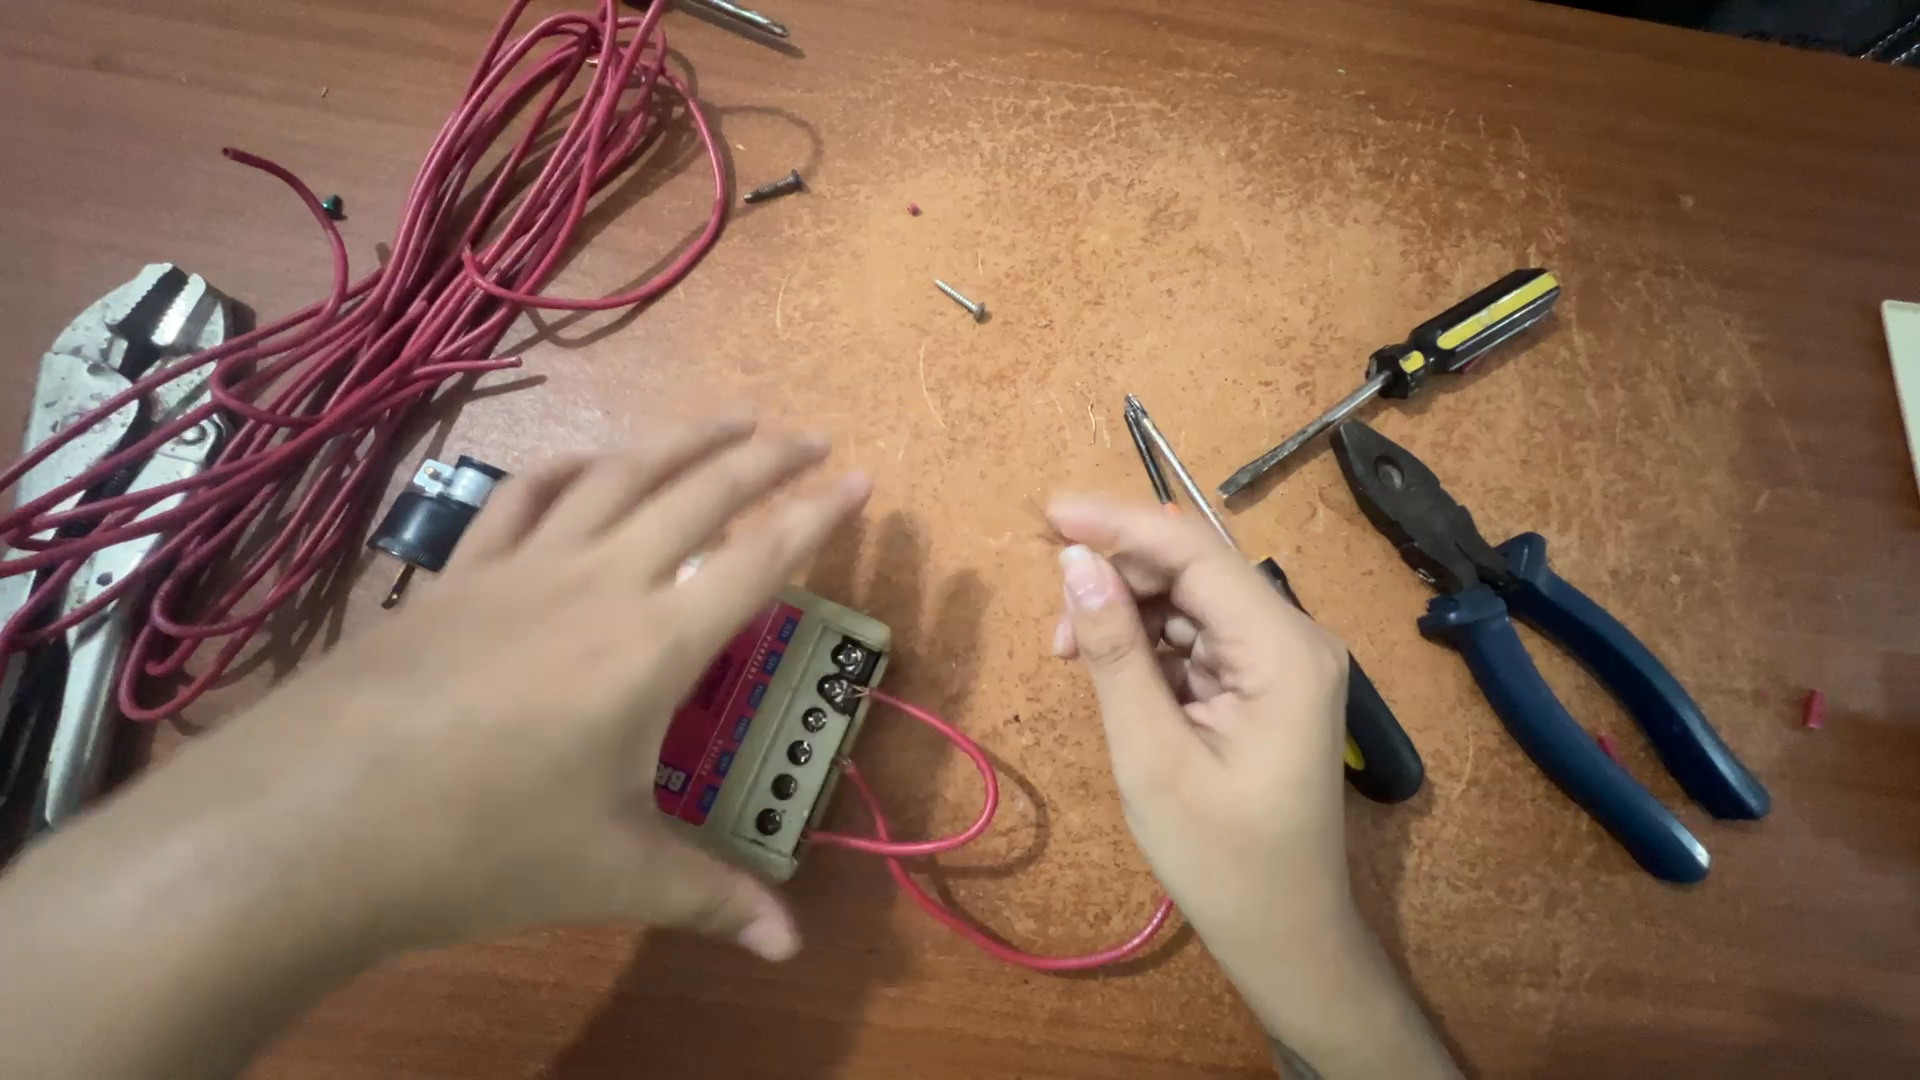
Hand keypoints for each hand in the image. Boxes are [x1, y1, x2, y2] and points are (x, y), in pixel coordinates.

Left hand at [139, 417, 870, 960]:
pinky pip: (525, 497)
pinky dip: (570, 468)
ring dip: (684, 441)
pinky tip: (592, 464)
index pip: (759, 562)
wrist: (299, 832)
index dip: (819, 515)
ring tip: (731, 419)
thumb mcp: (614, 875)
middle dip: (767, 459)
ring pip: (620, 475)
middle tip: (812, 436)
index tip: (862, 479)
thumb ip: (712, 898)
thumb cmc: (478, 848)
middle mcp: (599, 584)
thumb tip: (789, 950)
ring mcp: (524, 568)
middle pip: (699, 494)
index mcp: (652, 647)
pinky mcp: (459, 572)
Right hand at [1047, 496, 1458, 1077]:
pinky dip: (1141, 639)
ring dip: (1122, 609)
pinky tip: (1106, 665)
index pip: (1194, 552)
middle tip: (1053, 616)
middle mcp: (1290, 635)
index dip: (1119, 523)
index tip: (1049, 512)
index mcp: (1282, 650)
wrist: (1282, 935)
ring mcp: (1276, 655)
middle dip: (1115, 574)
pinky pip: (1189, 632)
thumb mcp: (1151, 754)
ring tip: (1070, 652)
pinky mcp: (1256, 675)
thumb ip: (1114, 651)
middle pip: (1191, 567)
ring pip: (1184, 596)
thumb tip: (1074, 563)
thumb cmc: (1220, 859)